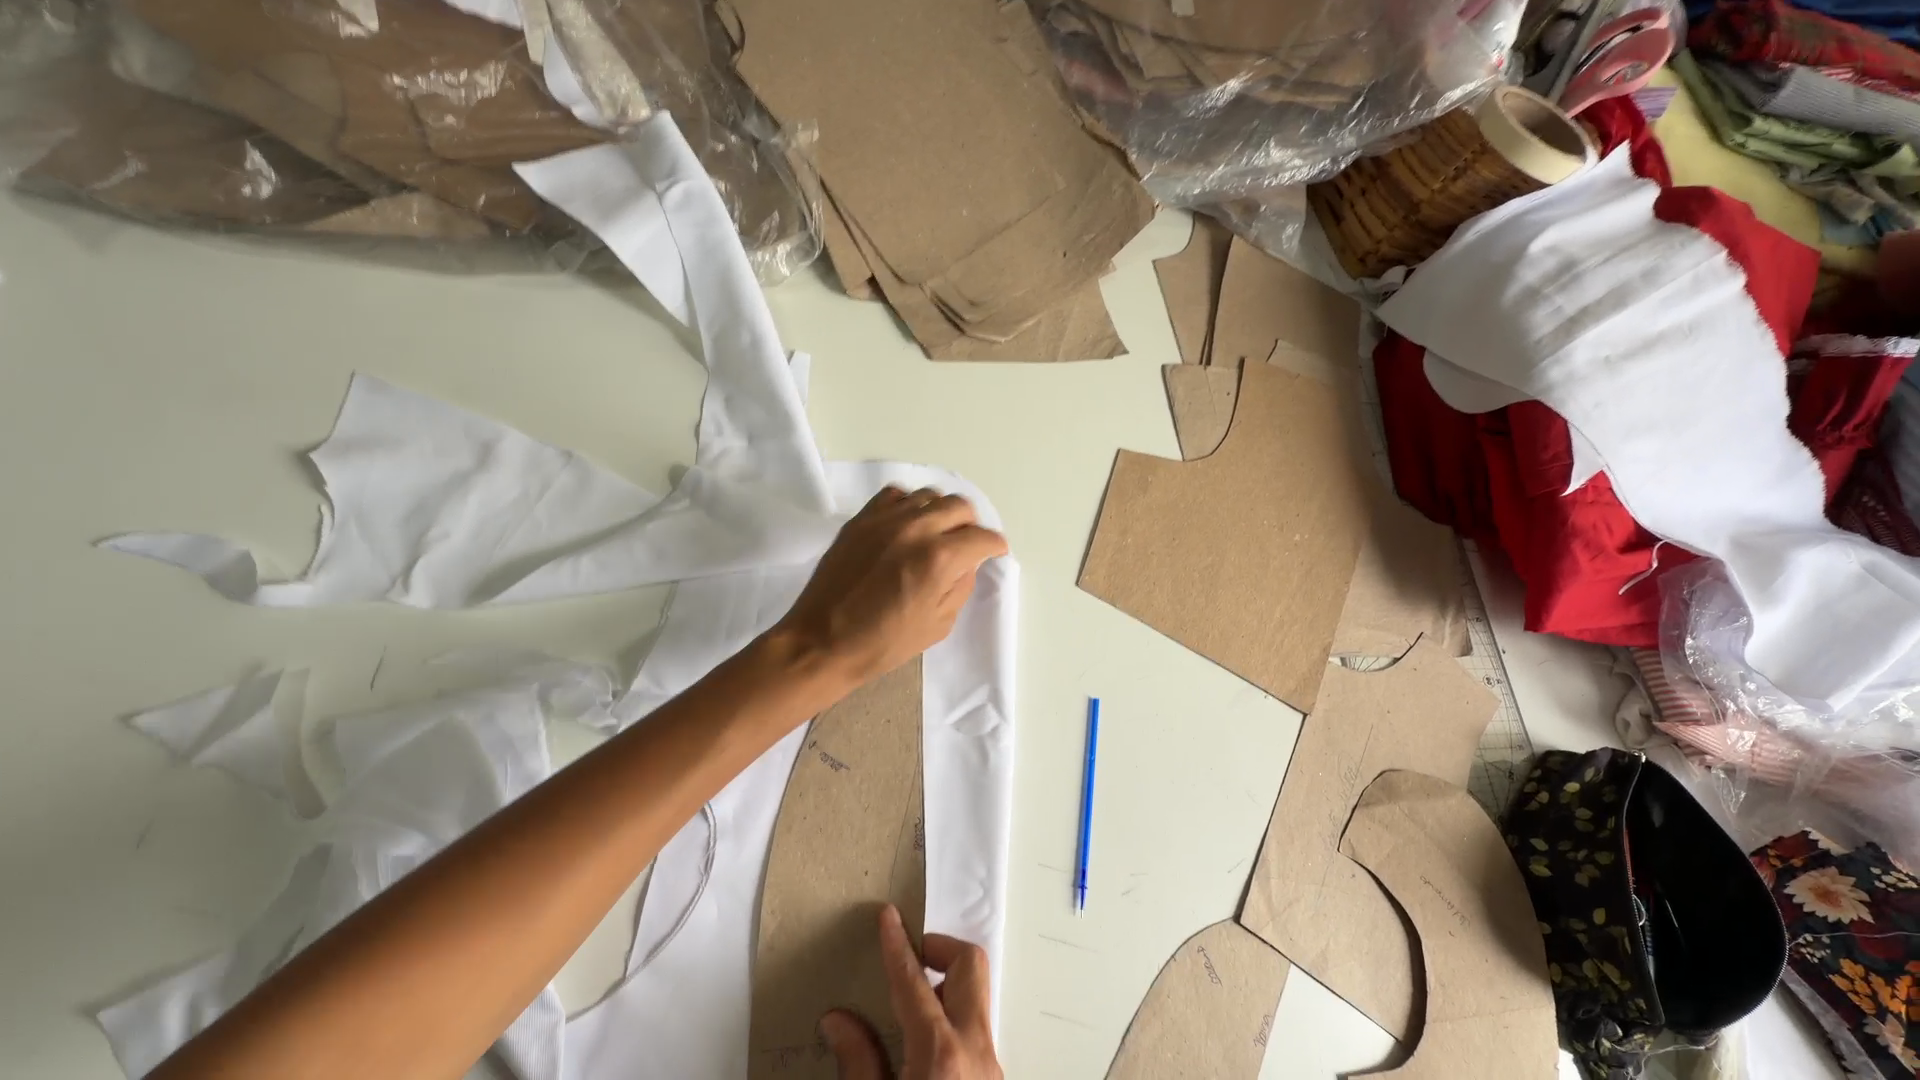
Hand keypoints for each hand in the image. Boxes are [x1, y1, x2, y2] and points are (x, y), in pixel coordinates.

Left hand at [770, 487, 1007, 690]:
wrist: (822, 641)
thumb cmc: (883, 643)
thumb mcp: (939, 624)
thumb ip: (960, 586)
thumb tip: (967, 562)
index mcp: (939, 559)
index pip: (982, 537)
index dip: (994, 547)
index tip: (993, 553)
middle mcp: (916, 529)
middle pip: (959, 506)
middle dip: (970, 526)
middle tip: (965, 545)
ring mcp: (885, 519)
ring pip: (929, 496)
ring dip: (940, 512)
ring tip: (935, 534)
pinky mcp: (861, 519)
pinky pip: (895, 495)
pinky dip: (908, 505)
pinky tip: (905, 525)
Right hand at [820, 906, 1002, 1079]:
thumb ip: (859, 1062)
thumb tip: (837, 1021)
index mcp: (940, 1051)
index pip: (914, 981)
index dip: (896, 944)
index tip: (888, 916)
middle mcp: (975, 1048)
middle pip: (969, 964)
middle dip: (939, 949)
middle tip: (909, 955)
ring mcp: (991, 1063)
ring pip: (977, 996)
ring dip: (946, 986)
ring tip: (913, 1003)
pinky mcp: (993, 1076)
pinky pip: (977, 1026)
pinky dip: (952, 1017)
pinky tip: (925, 1038)